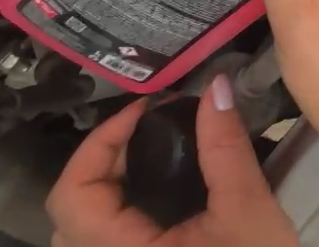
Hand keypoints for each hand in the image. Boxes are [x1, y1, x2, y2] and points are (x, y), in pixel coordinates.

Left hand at [46, 79, 298, 246]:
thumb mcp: (246, 208)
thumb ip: (224, 147)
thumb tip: (216, 86)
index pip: (74, 193)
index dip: (102, 142)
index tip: (150, 108)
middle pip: (71, 208)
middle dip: (108, 155)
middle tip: (160, 122)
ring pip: (82, 228)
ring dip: (111, 181)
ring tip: (160, 147)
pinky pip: (101, 241)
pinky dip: (119, 206)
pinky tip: (159, 188)